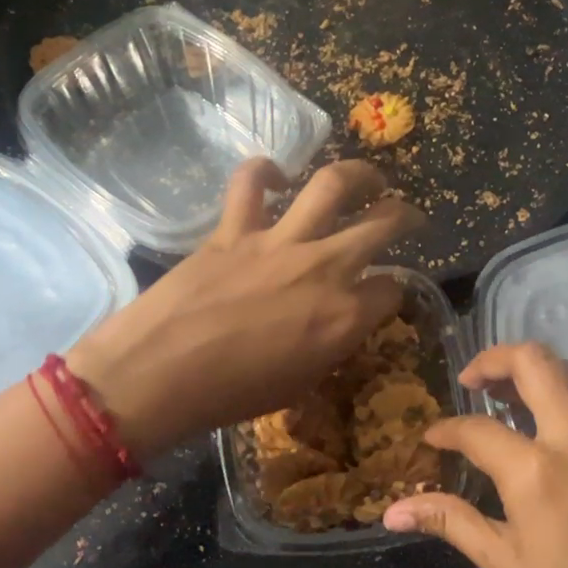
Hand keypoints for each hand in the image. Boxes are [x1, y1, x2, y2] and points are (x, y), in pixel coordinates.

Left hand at [65, 160, 424, 460]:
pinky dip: (266, 171)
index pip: (393, 290)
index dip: (394, 292)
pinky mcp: (234, 228)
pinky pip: (253, 182)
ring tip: (369, 177)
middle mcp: (325, 267)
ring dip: (360, 174)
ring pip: (333, 184)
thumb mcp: (301, 384)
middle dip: (405, 216)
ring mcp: (279, 241)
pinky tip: (277, 177)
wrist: (160, 375)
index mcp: (346, 315)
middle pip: (383, 224)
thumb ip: (329, 346)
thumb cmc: (233, 396)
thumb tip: (335, 326)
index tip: (386, 296)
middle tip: (407, 215)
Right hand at [383, 343, 567, 567]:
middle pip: (534, 362)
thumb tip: (392, 510)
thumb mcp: (504, 563)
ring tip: (507, 401)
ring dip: (535, 374)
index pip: (477, 427)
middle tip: (471, 383)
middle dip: (493, 360)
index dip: (446, 430)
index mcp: (537, 470)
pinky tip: (551, 426)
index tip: (432, 439)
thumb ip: (450, 521)